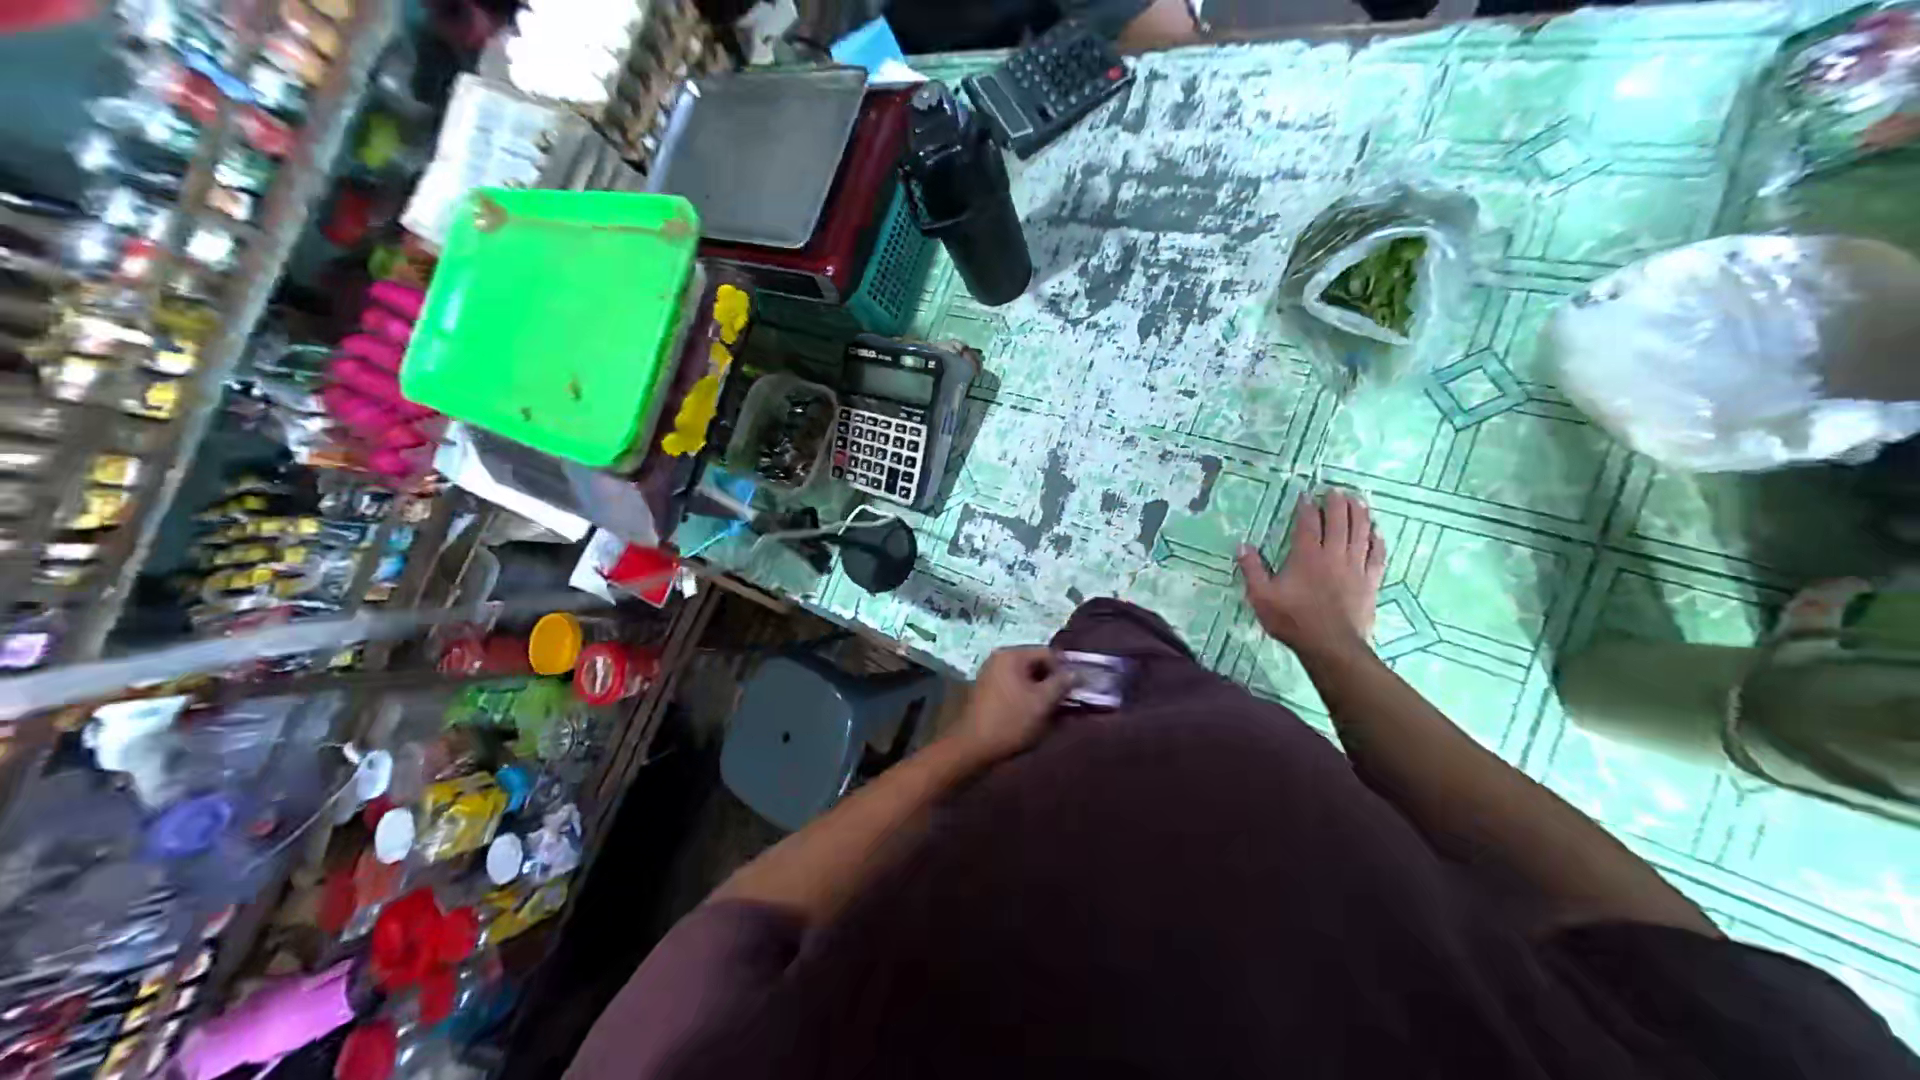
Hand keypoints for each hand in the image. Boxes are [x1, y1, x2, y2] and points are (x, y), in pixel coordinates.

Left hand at [947, 647, 1075, 764]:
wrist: (973, 747)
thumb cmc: (1011, 720)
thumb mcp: (1042, 702)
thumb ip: (1061, 684)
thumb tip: (1076, 673)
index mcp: (1012, 656)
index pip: (1048, 653)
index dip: (1065, 670)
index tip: (1078, 689)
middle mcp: (999, 660)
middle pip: (1036, 665)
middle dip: (1054, 683)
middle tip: (1068, 702)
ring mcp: (991, 676)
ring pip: (1026, 679)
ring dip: (1042, 693)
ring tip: (1055, 713)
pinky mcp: (988, 692)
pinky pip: (1015, 689)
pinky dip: (1028, 699)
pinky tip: (1037, 716)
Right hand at [1237, 490, 1386, 658]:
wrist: (1331, 646)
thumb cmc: (1293, 620)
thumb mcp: (1261, 596)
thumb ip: (1252, 569)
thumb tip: (1242, 545)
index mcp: (1306, 556)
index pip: (1308, 524)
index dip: (1306, 508)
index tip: (1306, 495)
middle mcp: (1333, 555)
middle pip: (1338, 521)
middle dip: (1337, 503)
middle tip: (1335, 490)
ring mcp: (1355, 567)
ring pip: (1361, 532)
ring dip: (1359, 513)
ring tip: (1358, 499)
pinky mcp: (1370, 581)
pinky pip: (1377, 554)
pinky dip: (1377, 540)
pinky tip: (1377, 531)